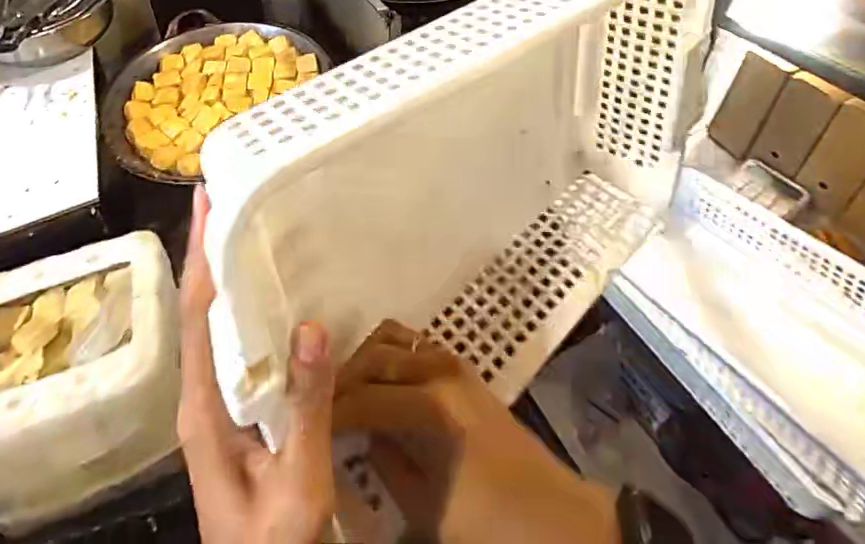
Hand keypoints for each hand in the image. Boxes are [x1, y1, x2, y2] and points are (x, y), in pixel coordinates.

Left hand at [178, 187, 334, 542]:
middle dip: (205, 251)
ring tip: (238, 225)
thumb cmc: (275, 543)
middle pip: (198, 310)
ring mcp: (215, 404)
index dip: (201, 258)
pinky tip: (263, 289)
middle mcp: (200, 396)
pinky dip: (241, 304)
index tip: (208, 206)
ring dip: (221, 273)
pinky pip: (233, 343)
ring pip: (213, 324)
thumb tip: (311, 325)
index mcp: (204, 408)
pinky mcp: (233, 412)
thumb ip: (306, 408)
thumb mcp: (299, 483)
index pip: (196, 317)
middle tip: (222, 197)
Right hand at [334, 321, 618, 543]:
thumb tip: (360, 437)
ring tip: (344, 390)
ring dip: (364, 360)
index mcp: (431, 408)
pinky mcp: (464, 368)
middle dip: (340, 380)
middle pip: (373, 358)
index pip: (362, 399)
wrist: (560, 519)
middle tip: (317, 404)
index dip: (329, 411)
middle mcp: (440, 372)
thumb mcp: (428, 510)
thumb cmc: (493, 524)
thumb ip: (386, 465)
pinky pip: (414, 345)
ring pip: (392, 340)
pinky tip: (377, 381)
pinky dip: (389, 354)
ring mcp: (454, 363)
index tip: (304, 422)